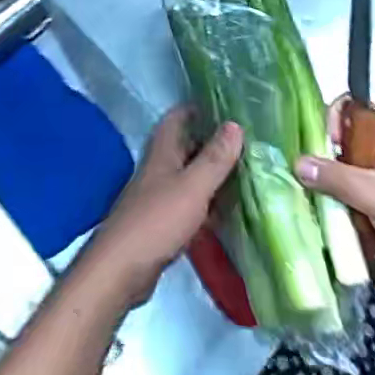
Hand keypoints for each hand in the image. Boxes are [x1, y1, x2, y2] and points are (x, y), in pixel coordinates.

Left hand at [79, 106, 242, 308]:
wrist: (123, 266)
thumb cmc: (157, 220)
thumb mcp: (192, 187)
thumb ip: (214, 158)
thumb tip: (235, 124)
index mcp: (163, 151)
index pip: (179, 117)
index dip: (200, 108)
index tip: (230, 107)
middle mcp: (159, 167)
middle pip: (187, 146)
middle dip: (214, 142)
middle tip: (251, 143)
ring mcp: (160, 194)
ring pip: (190, 175)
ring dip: (213, 174)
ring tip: (249, 173)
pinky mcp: (164, 220)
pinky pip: (191, 202)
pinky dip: (209, 202)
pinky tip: (230, 210)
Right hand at [294, 97, 374, 304]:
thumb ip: (335, 178)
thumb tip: (297, 163)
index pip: (354, 110)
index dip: (335, 118)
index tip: (327, 142)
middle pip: (338, 144)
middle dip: (317, 156)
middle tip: (301, 173)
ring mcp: (374, 189)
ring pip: (335, 176)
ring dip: (319, 187)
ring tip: (301, 197)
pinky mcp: (369, 216)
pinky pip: (339, 204)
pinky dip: (326, 209)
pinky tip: (311, 217)